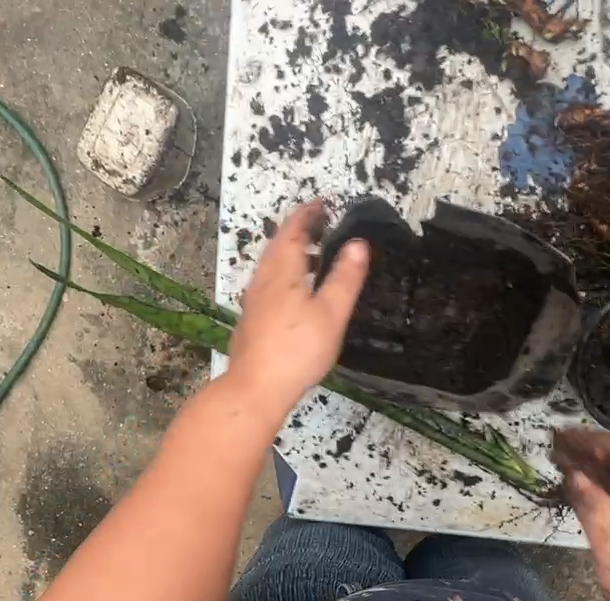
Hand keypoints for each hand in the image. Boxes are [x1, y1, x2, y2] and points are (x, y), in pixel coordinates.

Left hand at [223, 201, 369, 411]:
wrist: (256, 387)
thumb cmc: (297, 350)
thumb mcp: (330, 313)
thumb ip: (345, 277)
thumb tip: (358, 243)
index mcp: (283, 270)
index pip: (294, 230)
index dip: (309, 214)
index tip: (323, 204)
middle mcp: (263, 279)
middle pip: (279, 245)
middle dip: (300, 231)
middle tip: (321, 226)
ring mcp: (253, 301)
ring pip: (271, 267)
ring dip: (291, 255)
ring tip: (313, 258)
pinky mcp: (251, 321)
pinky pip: (268, 286)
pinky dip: (284, 276)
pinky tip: (294, 294)